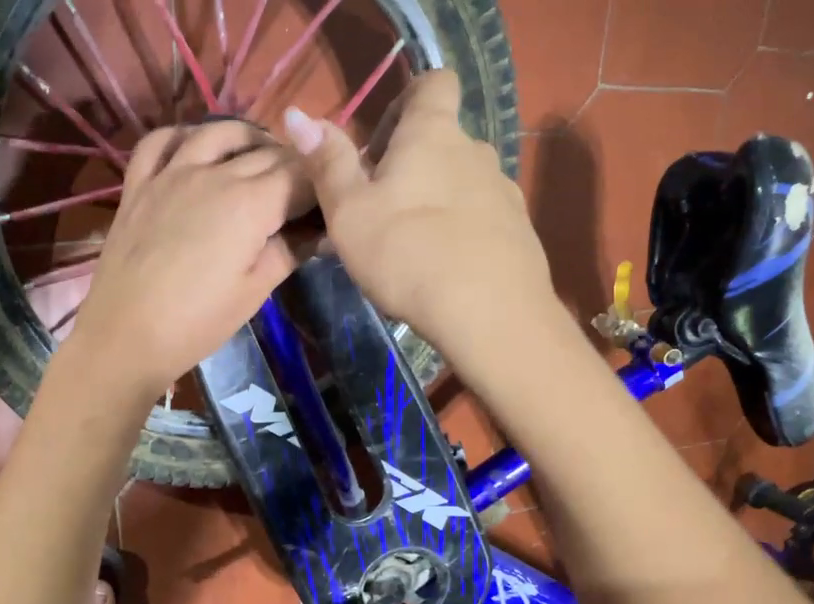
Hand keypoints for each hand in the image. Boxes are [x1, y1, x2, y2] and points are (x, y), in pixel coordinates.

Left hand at [61, 121, 309, 405]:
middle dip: (292, 165)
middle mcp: (214, 173)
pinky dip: (182, 135)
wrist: (125, 338)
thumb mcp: (253, 293)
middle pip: (265, 152)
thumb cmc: (196, 324)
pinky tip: (193, 148)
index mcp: (252, 203)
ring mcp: (171, 173)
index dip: (321, 186)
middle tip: (301, 190)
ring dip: (246, 138)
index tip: (327, 204)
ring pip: (217, 133)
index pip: (301, 175)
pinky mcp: (138, 185)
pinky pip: (159, 141)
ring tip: (257, 156)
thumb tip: (320, 231)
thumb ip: (289, 251)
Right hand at [282, 71, 555, 354]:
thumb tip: (296, 113)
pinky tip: (440, 271)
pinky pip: (480, 219)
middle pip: (442, 141)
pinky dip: (458, 233)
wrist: (486, 311)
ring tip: (408, 250)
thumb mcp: (349, 212)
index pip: (433, 82)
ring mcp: (502, 190)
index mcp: (432, 133)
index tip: (378, 145)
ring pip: (460, 183)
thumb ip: (327, 163)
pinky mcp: (517, 231)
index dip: (406, 100)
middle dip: (410, 166)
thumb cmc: (406, 252)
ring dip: (433, 202)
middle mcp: (474, 150)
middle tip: (378, 212)